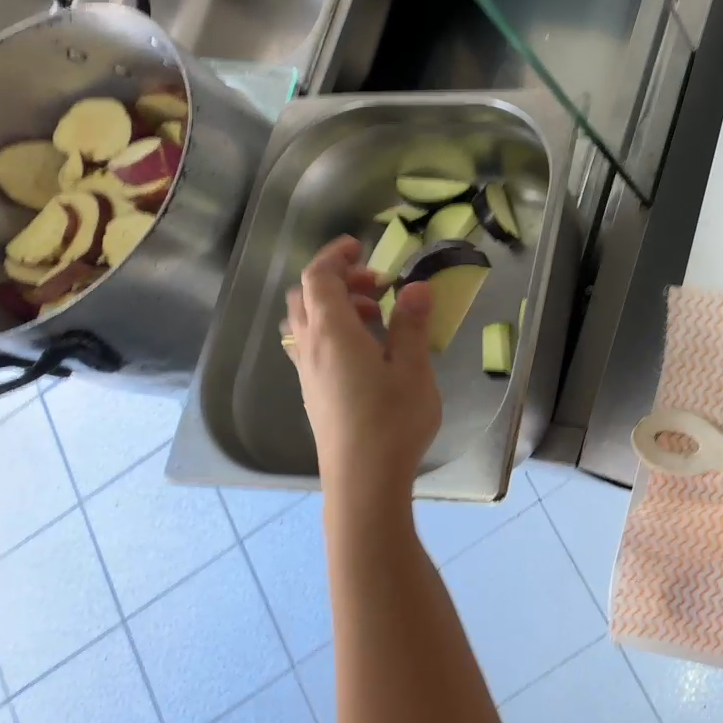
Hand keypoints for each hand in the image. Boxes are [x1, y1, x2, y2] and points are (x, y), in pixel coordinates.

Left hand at [283, 235, 440, 496]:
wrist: (363, 477)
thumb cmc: (393, 420)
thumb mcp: (413, 369)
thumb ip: (411, 325)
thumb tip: (415, 287)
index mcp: (333, 331)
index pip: (319, 277)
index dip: (335, 256)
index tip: (359, 246)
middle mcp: (310, 346)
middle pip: (306, 297)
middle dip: (338, 281)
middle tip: (377, 285)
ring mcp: (308, 371)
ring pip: (307, 323)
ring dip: (336, 308)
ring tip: (377, 318)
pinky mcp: (314, 392)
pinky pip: (314, 346)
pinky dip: (335, 332)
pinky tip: (367, 353)